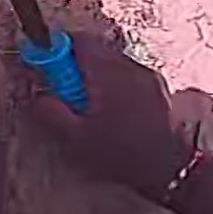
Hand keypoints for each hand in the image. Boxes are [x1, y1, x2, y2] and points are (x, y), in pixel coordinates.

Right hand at [32, 33, 191, 199]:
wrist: (177, 173)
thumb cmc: (122, 155)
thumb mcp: (75, 138)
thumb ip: (49, 111)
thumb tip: (35, 94)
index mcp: (109, 74)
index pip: (78, 41)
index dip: (54, 48)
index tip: (41, 65)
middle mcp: (131, 68)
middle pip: (93, 48)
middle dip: (70, 63)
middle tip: (60, 89)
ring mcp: (148, 77)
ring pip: (109, 61)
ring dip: (90, 74)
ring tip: (84, 104)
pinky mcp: (157, 89)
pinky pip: (124, 73)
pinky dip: (108, 82)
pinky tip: (107, 111)